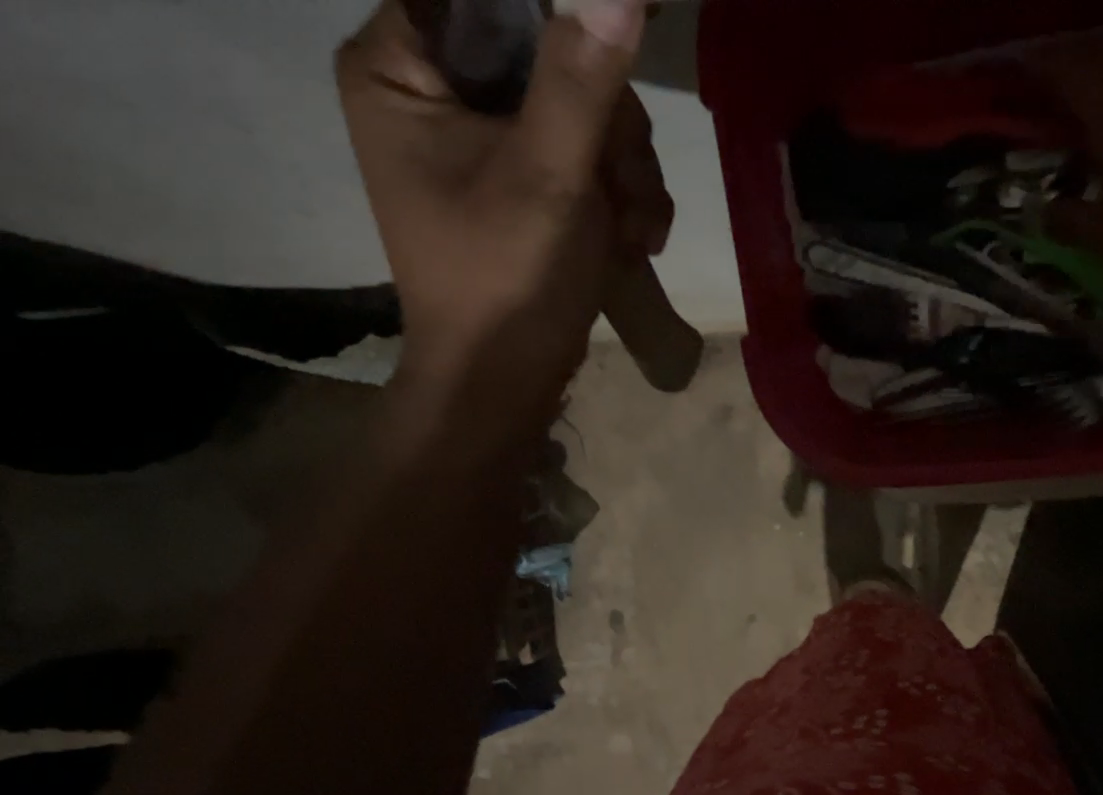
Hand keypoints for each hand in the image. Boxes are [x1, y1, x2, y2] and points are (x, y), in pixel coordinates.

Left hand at [336, 0, 671, 389]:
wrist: (506, 378)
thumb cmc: (504, 276)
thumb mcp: (548, 175)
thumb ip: (581, 80)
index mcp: (402, 66)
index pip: (483, 0)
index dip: (560, 16)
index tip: (616, 59)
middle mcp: (436, 89)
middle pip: (549, 52)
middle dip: (607, 126)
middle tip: (619, 185)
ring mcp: (485, 137)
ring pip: (585, 108)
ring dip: (627, 171)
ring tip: (631, 229)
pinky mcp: (524, 177)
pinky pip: (591, 154)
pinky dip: (622, 196)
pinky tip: (631, 239)